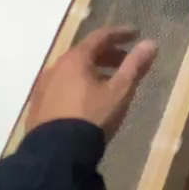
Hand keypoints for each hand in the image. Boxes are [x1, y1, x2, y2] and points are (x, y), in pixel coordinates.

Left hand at [28, 26, 158, 138]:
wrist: (55, 156)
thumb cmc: (92, 117)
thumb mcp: (120, 91)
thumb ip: (135, 65)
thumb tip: (151, 43)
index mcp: (75, 59)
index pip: (100, 36)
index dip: (120, 33)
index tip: (136, 34)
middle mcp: (55, 68)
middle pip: (85, 52)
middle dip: (108, 53)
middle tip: (126, 60)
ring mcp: (44, 87)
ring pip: (72, 70)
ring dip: (93, 69)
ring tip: (110, 82)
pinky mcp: (38, 106)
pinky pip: (62, 85)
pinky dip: (79, 84)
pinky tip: (88, 99)